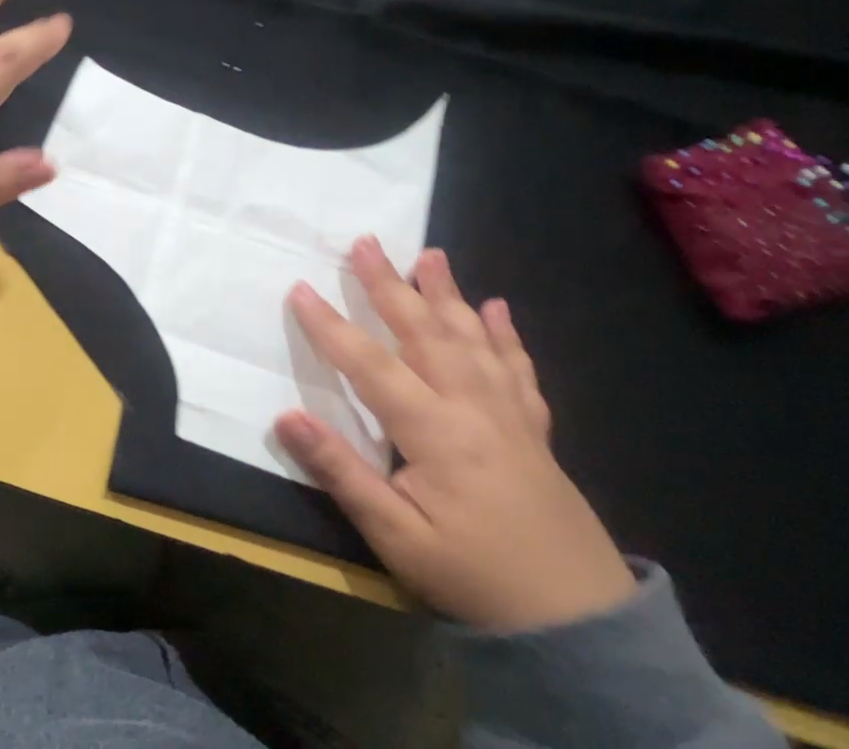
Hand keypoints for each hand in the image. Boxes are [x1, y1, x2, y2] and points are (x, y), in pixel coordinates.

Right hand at [275, 238, 636, 632]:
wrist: (575, 619)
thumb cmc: (471, 574)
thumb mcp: (393, 535)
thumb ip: (340, 472)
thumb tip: (286, 416)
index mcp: (436, 433)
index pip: (371, 366)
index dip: (331, 326)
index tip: (299, 289)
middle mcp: (475, 411)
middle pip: (427, 335)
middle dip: (391, 287)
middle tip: (367, 243)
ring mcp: (511, 419)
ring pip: (475, 342)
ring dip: (449, 295)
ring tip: (431, 255)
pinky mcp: (534, 434)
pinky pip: (518, 372)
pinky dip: (506, 336)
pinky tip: (498, 310)